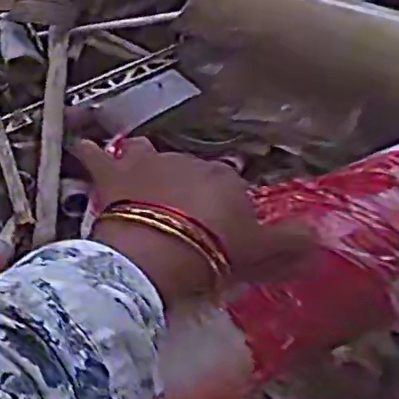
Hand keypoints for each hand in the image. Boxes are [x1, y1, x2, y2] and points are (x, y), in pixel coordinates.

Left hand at [73, 137, 308, 288]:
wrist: (158, 249)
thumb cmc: (215, 250)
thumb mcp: (268, 252)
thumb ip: (295, 241)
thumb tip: (317, 234)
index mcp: (224, 177)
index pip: (228, 183)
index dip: (222, 202)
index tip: (217, 221)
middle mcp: (183, 160)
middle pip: (185, 168)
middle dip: (183, 183)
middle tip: (179, 210)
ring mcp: (142, 162)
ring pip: (142, 150)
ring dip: (141, 160)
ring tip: (138, 173)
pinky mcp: (109, 171)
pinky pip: (92, 153)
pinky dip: (86, 151)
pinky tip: (81, 147)